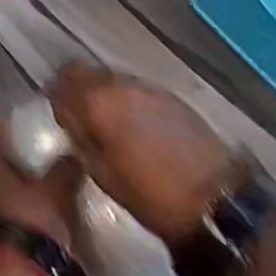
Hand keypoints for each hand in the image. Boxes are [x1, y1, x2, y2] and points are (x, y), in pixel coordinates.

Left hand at [0, 121, 82, 248]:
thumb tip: (72, 154)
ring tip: (46, 199)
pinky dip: (20, 219)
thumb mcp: (54, 195)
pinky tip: (44, 226)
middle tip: (35, 168)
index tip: (7, 130)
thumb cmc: (30, 222)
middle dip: (7, 165)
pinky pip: (5, 221)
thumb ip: (62, 173)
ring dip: (14, 195)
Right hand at [50, 65, 240, 241]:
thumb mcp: (102, 172)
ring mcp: (146, 87)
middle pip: (82, 71)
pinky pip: (136, 89)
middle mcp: (116, 84)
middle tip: (79, 112)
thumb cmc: (151, 193)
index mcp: (95, 101)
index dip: (55, 98)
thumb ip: (79, 138)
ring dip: (103, 92)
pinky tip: (136, 122)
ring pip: (110, 78)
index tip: (59, 116)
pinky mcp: (171, 97)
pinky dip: (128, 99)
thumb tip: (71, 122)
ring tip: (110, 118)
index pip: (59, 84)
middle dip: (76, 88)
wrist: (220, 203)